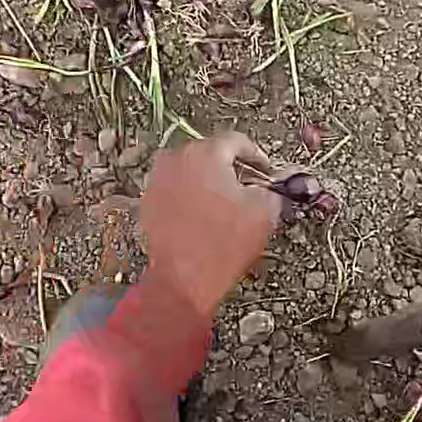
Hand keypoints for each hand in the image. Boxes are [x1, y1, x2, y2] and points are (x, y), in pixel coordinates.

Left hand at [139, 132, 281, 313]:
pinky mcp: (148, 203)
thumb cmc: (225, 242)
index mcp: (206, 154)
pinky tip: (206, 214)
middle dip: (232, 167)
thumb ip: (272, 188)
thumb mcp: (265, 210)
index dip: (257, 156)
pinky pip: (176, 189)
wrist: (185, 279)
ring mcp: (158, 181)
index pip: (237, 141)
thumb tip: (273, 186)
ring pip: (192, 170)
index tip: (267, 171)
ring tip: (228, 201)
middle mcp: (177, 160)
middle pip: (212, 153)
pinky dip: (192, 195)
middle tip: (251, 185)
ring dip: (210, 180)